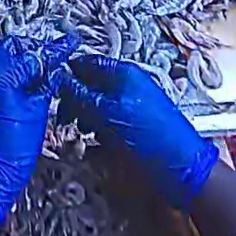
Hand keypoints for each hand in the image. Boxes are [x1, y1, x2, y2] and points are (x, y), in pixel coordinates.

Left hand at [0, 33, 79, 223]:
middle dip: (32, 51)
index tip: (67, 44)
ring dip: (14, 59)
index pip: (33, 54)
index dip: (53, 50)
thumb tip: (52, 70)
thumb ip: (44, 86)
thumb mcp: (36, 115)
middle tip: (50, 60)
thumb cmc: (9, 152)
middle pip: (11, 47)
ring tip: (32, 71)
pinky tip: (7, 80)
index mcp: (0, 74)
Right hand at [59, 54, 219, 208]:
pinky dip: (98, 131)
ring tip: (82, 132)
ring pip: (96, 105)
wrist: (184, 172)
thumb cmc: (148, 136)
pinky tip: (96, 144)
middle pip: (89, 84)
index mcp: (122, 72)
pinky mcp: (133, 126)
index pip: (85, 63)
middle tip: (66, 117)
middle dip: (74, 99)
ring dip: (84, 117)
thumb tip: (58, 80)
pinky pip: (107, 122)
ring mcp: (130, 106)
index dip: (67, 74)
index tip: (51, 90)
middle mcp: (126, 85)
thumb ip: (81, 94)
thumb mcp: (108, 113)